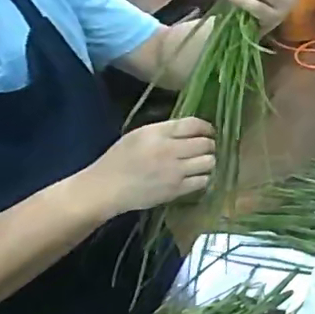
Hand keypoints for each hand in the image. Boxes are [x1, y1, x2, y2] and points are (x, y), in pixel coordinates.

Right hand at [76, 117, 214, 214]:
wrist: (105, 189)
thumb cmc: (119, 160)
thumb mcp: (138, 136)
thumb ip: (165, 131)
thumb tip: (193, 130)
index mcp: (156, 133)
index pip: (193, 124)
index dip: (206, 127)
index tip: (209, 132)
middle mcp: (168, 150)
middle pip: (206, 143)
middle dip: (209, 145)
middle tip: (205, 149)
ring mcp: (174, 171)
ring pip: (209, 162)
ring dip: (208, 161)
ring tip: (201, 163)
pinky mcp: (176, 189)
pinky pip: (203, 180)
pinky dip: (203, 177)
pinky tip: (195, 176)